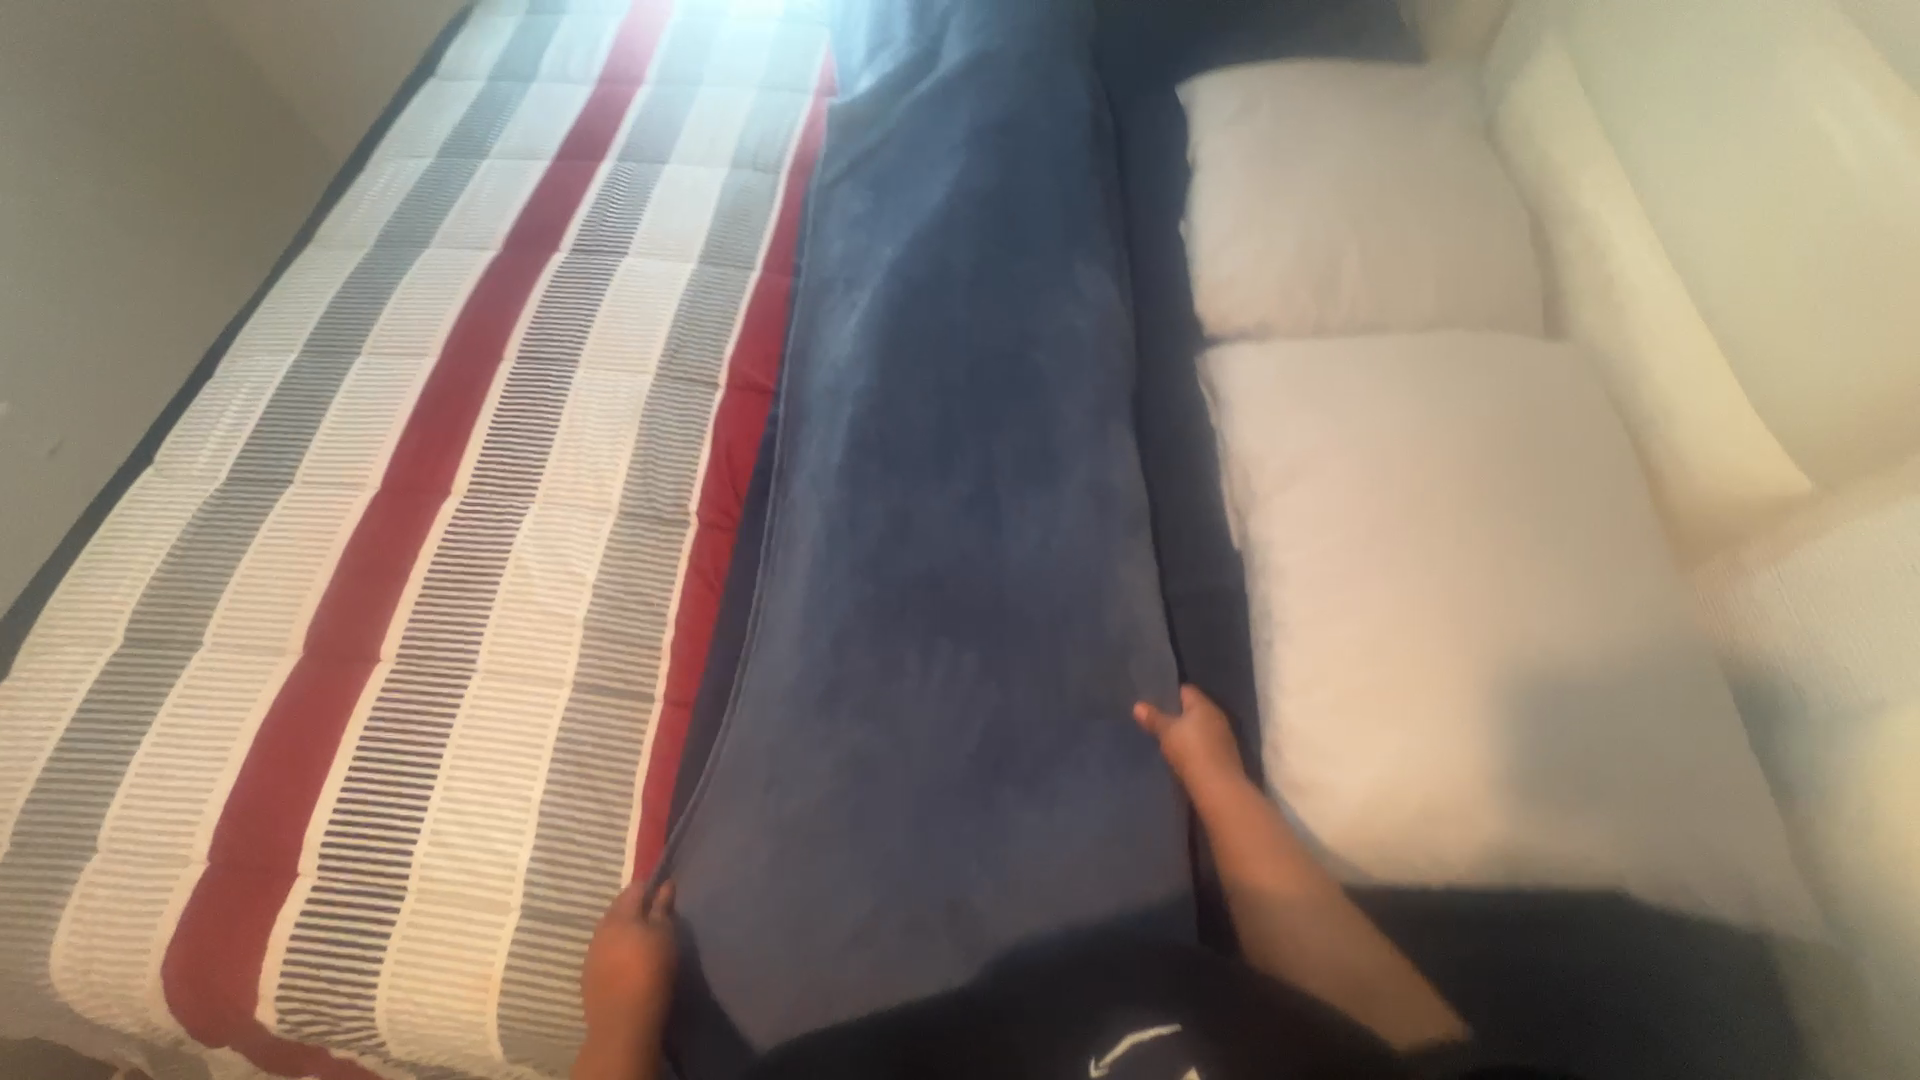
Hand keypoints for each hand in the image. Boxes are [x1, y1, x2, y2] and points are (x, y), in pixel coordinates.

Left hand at [575, 879, 676, 1079]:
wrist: (622, 1022)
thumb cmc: (651, 971)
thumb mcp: (665, 935)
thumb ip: (662, 908)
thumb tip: (665, 884)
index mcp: (620, 915)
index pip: (635, 888)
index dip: (650, 887)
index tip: (665, 894)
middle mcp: (601, 928)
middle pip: (619, 907)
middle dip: (636, 907)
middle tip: (656, 916)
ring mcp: (591, 952)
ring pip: (609, 929)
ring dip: (625, 928)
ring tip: (642, 938)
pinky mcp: (588, 974)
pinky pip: (603, 949)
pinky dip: (616, 947)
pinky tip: (626, 959)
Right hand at [1134, 685, 1251, 807]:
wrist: (1218, 786)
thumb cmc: (1190, 751)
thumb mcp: (1166, 732)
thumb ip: (1153, 718)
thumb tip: (1137, 705)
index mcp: (1203, 705)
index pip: (1186, 690)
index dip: (1170, 692)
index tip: (1154, 700)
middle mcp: (1217, 716)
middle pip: (1194, 708)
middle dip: (1178, 713)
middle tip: (1158, 719)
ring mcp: (1224, 736)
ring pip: (1201, 727)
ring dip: (1188, 731)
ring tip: (1168, 738)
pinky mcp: (1226, 755)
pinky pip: (1206, 743)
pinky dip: (1195, 746)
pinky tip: (1183, 755)